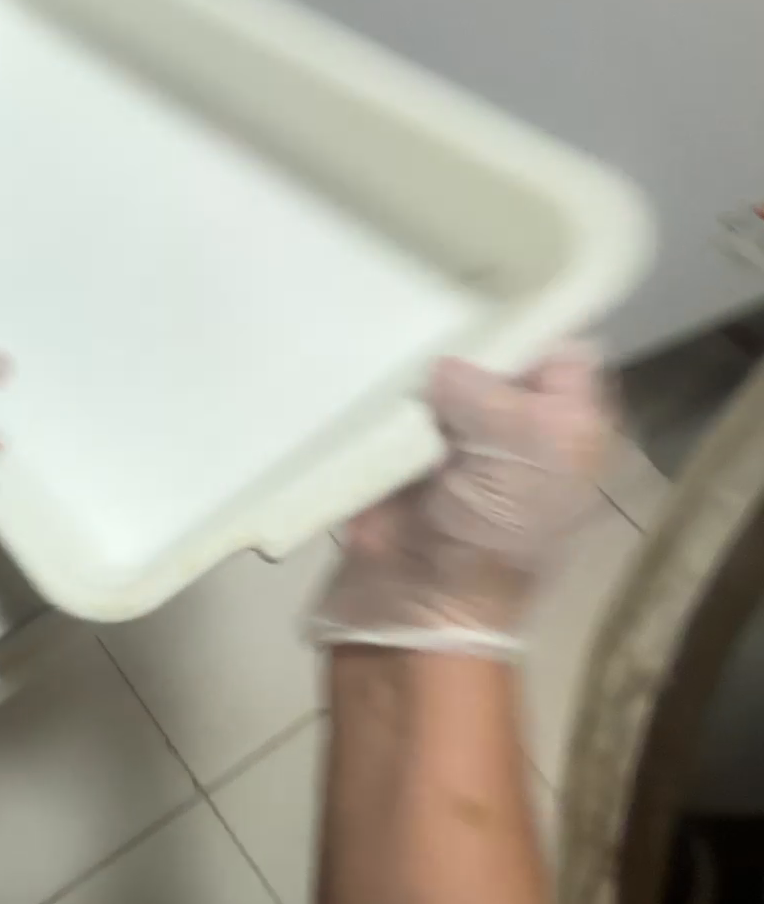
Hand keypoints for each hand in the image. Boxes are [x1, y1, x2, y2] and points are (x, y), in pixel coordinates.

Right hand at [307, 347, 610, 658]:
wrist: (415, 590)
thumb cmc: (494, 531)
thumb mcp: (529, 461)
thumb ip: (498, 400)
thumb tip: (441, 365)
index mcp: (559, 424)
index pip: (552, 352)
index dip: (521, 331)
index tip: (473, 313)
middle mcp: (502, 422)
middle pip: (478, 359)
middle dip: (447, 343)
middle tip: (408, 322)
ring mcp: (438, 435)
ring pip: (421, 378)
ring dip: (396, 370)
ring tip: (367, 347)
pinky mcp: (382, 447)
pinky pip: (374, 407)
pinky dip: (360, 396)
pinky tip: (344, 379)